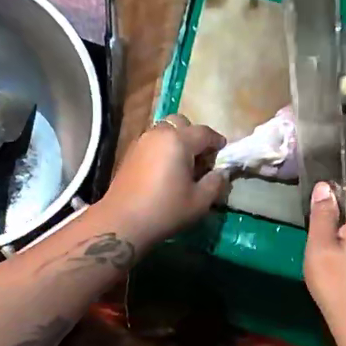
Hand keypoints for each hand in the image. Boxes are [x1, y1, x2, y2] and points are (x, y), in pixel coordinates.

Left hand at [99, 114, 227, 243]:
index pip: (205, 133)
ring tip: (182, 166)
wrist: (122, 221)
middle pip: (181, 123)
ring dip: (177, 142)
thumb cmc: (165, 210)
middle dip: (194, 136)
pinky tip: (165, 171)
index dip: (218, 142)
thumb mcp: (200, 202)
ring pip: (164, 132)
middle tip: (200, 158)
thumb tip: (222, 173)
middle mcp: (159, 134)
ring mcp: (141, 142)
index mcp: (179, 141)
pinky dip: (162, 149)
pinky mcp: (129, 154)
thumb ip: (216, 183)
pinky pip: (152, 143)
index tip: (223, 154)